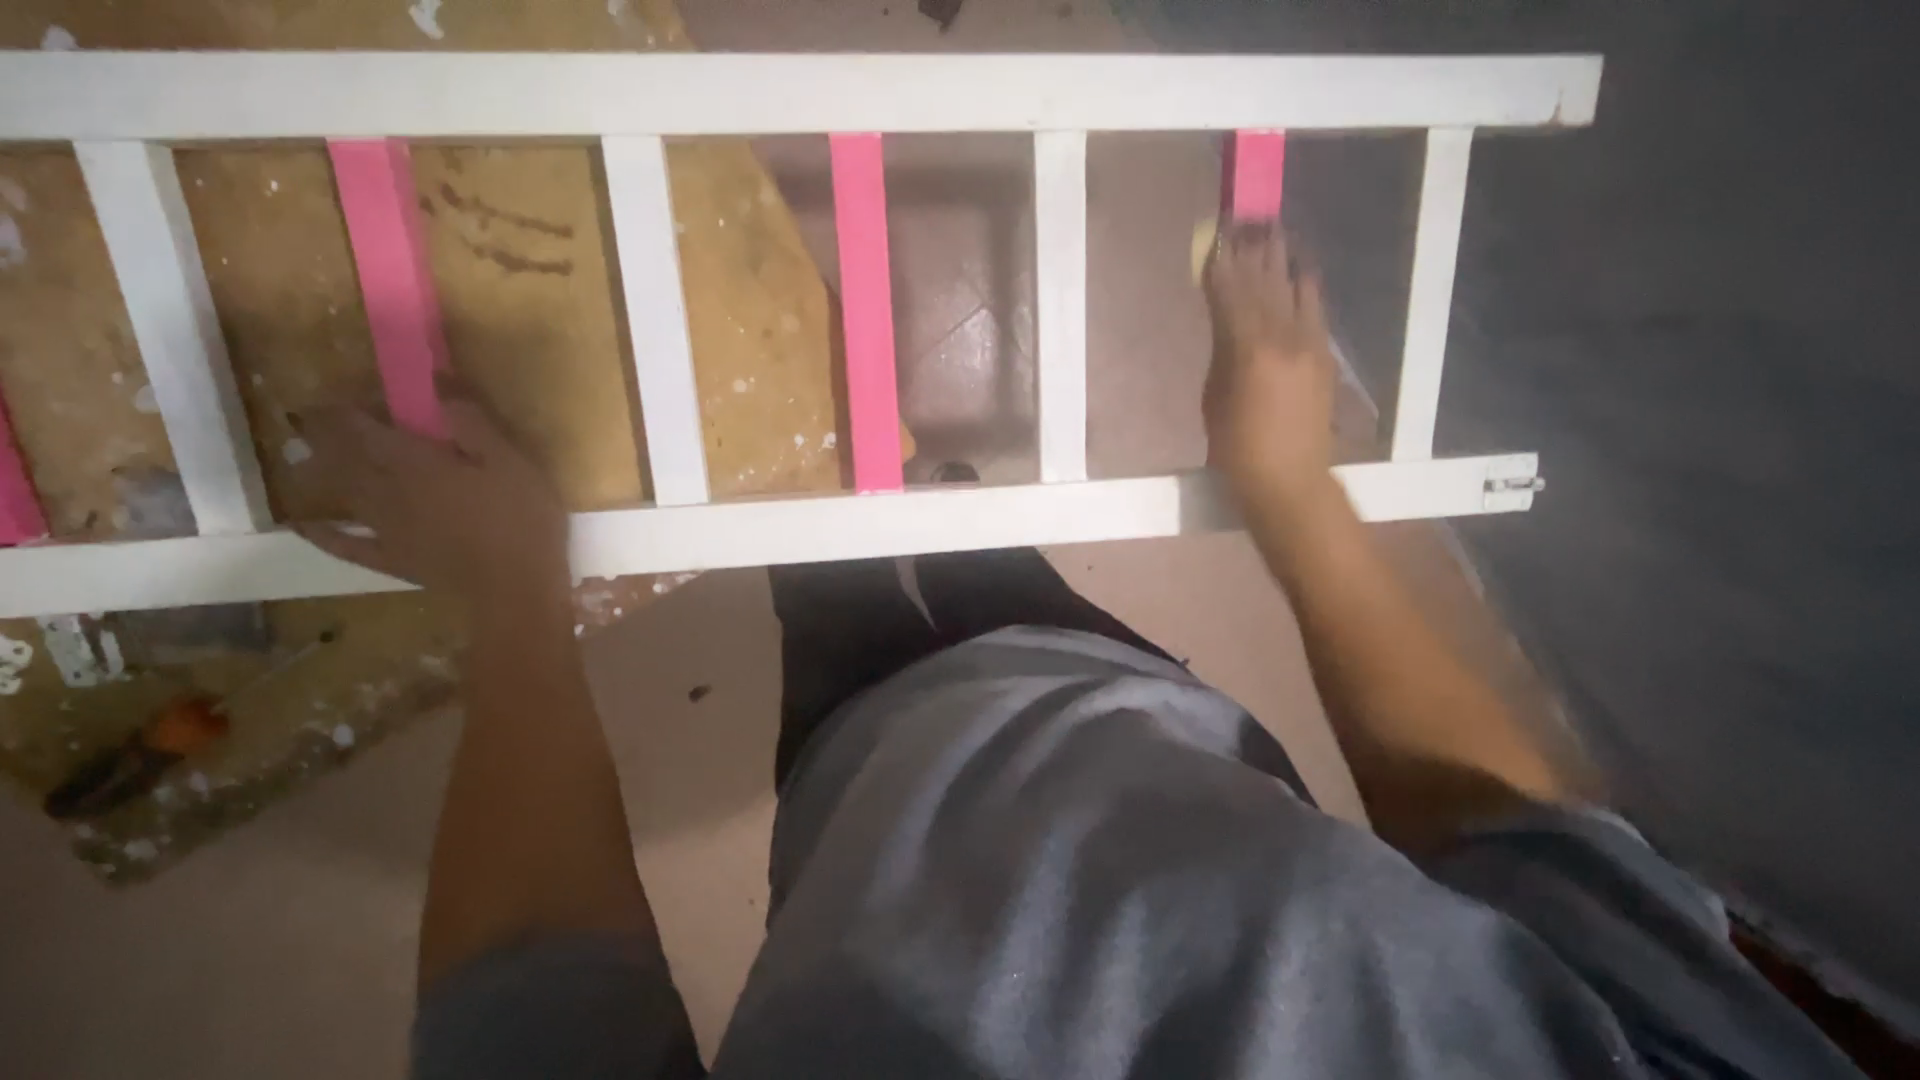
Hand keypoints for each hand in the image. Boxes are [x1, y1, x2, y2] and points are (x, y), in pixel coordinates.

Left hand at [295, 392, 572, 618]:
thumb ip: (472, 422)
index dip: (345, 409)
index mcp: (415, 463)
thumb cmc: (521, 520)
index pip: (364, 428)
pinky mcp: (394, 559)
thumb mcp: (512, 461)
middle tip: (308, 417)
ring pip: (343, 493)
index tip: (335, 393)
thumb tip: (436, 382)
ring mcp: (387, 529)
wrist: (516, 588)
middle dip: (324, 435)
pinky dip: (322, 535)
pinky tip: (304, 526)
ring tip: (302, 456)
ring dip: (318, 472)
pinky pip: (347, 545)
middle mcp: (388, 491)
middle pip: (344, 458)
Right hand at [1202, 221, 1338, 515]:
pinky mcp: (1323, 355)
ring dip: (1281, 257)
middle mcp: (1283, 336)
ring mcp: (1309, 343)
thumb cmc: (1236, 449)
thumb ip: (1222, 351)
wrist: (1290, 480)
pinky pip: (1313, 308)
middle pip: (1264, 281)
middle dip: (1251, 248)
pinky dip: (1303, 284)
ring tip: (1272, 228)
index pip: (1230, 291)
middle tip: (1244, 216)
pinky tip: (1300, 267)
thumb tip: (1227, 320)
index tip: (1213, 234)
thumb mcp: (1214, 398)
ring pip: (1293, 288)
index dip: (1220, 262)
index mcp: (1247, 349)